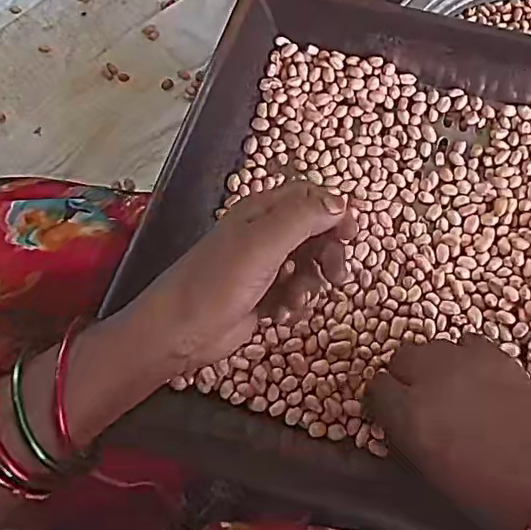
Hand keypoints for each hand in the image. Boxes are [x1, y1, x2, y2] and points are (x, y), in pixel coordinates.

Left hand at [118, 182, 356, 375]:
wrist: (179, 332)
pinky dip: (295, 304)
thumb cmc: (216, 282)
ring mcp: (262, 266)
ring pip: (308, 266)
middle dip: (329, 254)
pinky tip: (281, 316)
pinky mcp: (262, 296)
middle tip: (336, 275)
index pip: (309, 196)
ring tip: (296, 300)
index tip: (351, 235)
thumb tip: (340, 202)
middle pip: (314, 232)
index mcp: (261, 211)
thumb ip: (303, 218)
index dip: (334, 211)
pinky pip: (294, 292)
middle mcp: (263, 234)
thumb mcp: (263, 243)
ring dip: (311, 284)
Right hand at [369, 335, 530, 529]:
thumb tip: (393, 417)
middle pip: (400, 358)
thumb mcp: (428, 472)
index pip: (377, 387)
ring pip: (431, 347)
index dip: (385, 400)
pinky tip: (473, 377)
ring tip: (448, 387)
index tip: (393, 411)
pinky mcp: (493, 353)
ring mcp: (463, 362)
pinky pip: (464, 342)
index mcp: (409, 415)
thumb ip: (403, 435)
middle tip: (420, 399)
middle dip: (405, 376)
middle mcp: (430, 380)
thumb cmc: (486, 494)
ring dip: (432, 364)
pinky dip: (463, 356)